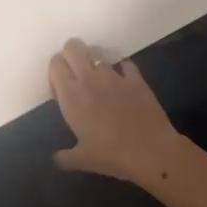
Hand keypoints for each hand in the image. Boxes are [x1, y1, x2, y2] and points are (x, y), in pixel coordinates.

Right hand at [48, 38, 184, 183]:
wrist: (151, 152)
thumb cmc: (111, 155)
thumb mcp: (82, 160)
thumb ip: (64, 157)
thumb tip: (56, 159)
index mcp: (71, 96)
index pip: (55, 64)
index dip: (56, 71)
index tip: (61, 88)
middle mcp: (89, 79)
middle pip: (73, 46)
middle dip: (72, 54)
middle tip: (77, 73)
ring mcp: (114, 76)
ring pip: (99, 53)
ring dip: (96, 61)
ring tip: (101, 79)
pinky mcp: (136, 79)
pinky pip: (126, 63)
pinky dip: (123, 68)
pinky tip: (125, 81)